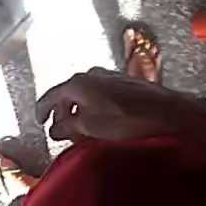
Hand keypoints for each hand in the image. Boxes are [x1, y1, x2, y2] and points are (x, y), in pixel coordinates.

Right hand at [36, 68, 205, 143]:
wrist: (166, 113)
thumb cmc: (126, 120)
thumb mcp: (89, 127)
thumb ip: (67, 126)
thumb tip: (55, 128)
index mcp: (79, 82)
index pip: (51, 95)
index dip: (42, 111)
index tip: (39, 122)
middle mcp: (92, 74)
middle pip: (68, 94)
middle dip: (63, 112)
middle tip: (59, 130)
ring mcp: (110, 77)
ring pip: (86, 95)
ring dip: (80, 112)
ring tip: (80, 131)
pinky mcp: (126, 84)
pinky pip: (101, 96)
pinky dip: (94, 109)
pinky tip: (100, 124)